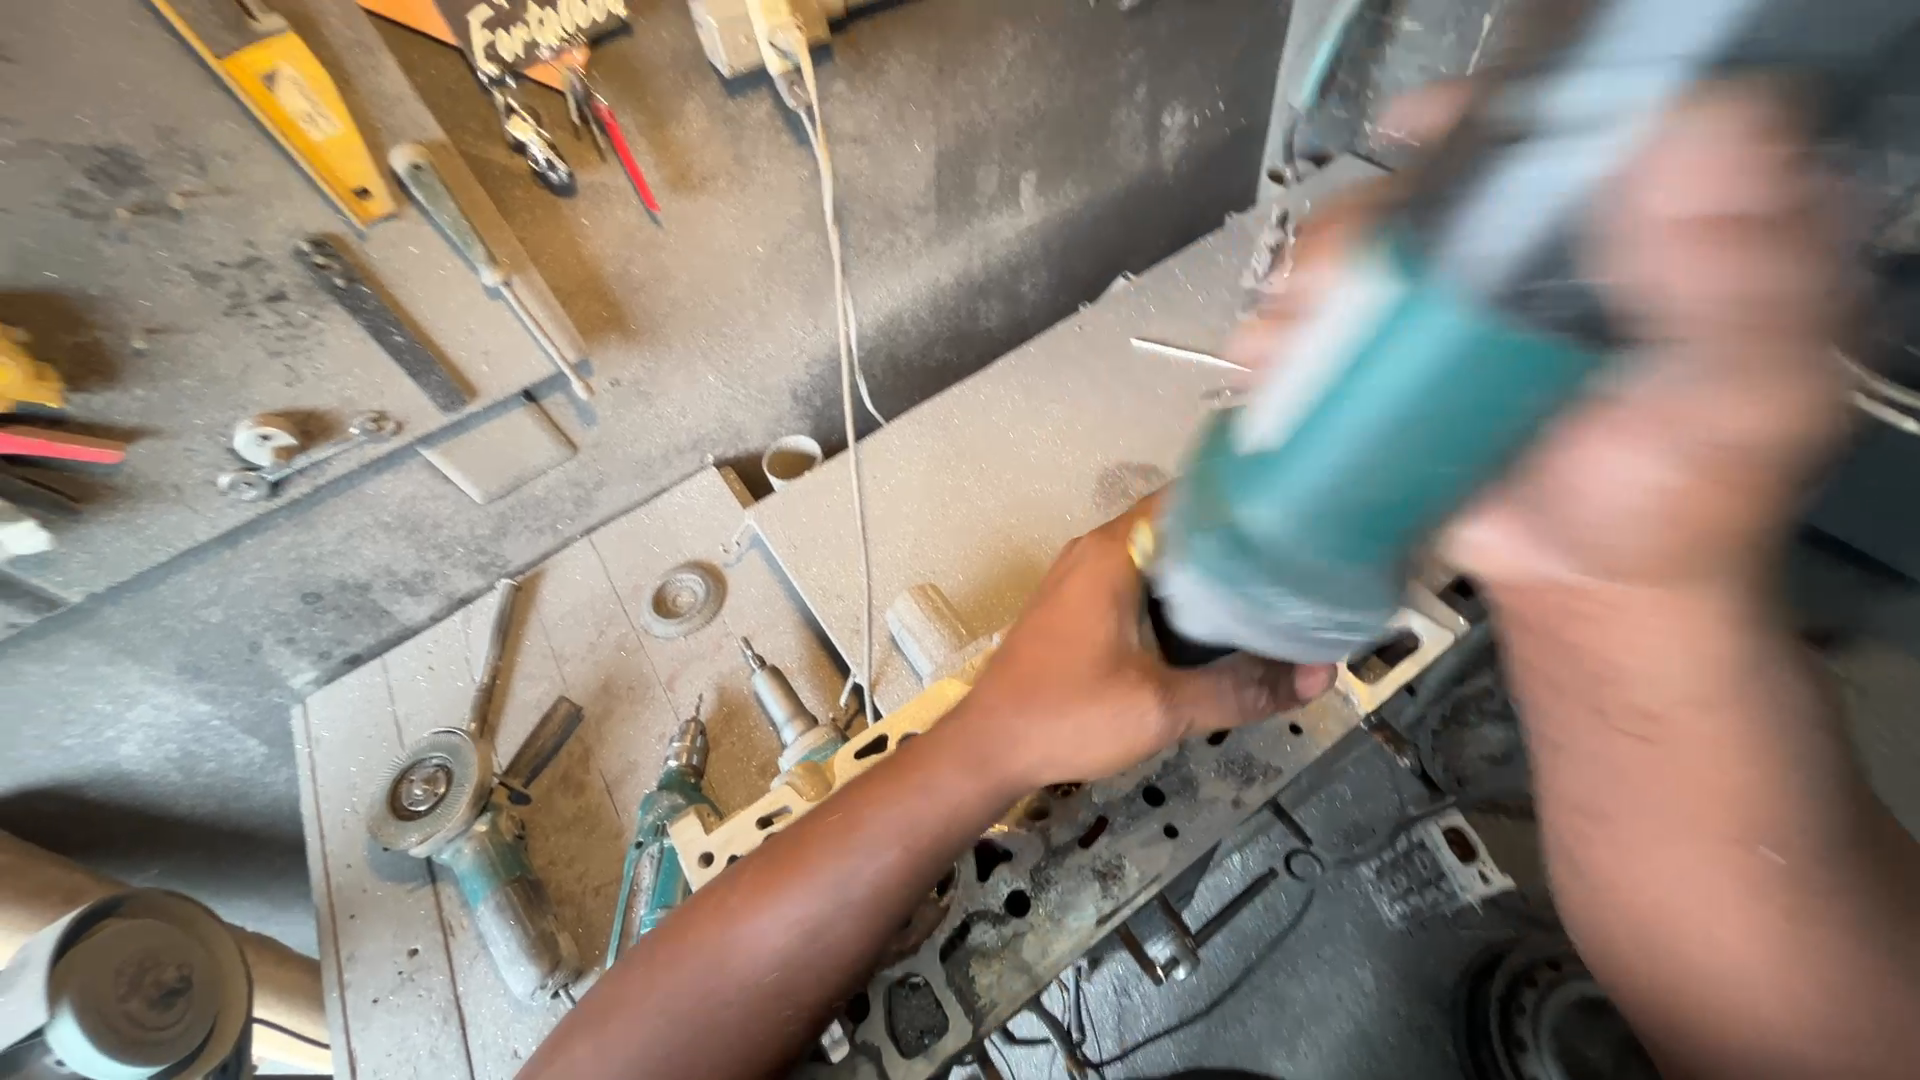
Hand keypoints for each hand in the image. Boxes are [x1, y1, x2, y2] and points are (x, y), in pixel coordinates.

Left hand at [951, 499, 1335, 789]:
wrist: (990, 746)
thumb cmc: (1069, 715)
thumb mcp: (1162, 707)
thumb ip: (1242, 689)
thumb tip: (1320, 676)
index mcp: (1113, 551)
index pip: (1188, 498)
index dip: (1241, 505)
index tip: (1293, 523)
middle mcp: (1094, 550)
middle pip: (1176, 528)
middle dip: (1231, 545)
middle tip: (1292, 566)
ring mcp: (1079, 577)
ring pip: (1156, 559)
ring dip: (1201, 575)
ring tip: (1265, 593)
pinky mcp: (1075, 606)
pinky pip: (1135, 583)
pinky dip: (1172, 596)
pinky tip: (1210, 626)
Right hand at [1229, 86, 1849, 600]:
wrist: (1578, 582)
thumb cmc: (1670, 504)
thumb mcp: (1740, 393)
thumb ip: (1731, 280)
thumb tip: (1695, 138)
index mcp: (1626, 237)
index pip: (1548, 138)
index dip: (1480, 120)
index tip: (1415, 130)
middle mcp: (1519, 268)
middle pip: (1419, 204)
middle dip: (1357, 230)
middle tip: (1331, 277)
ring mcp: (1445, 324)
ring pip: (1355, 269)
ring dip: (1302, 290)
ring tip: (1284, 336)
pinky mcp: (1394, 376)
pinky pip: (1324, 340)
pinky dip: (1280, 345)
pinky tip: (1267, 363)